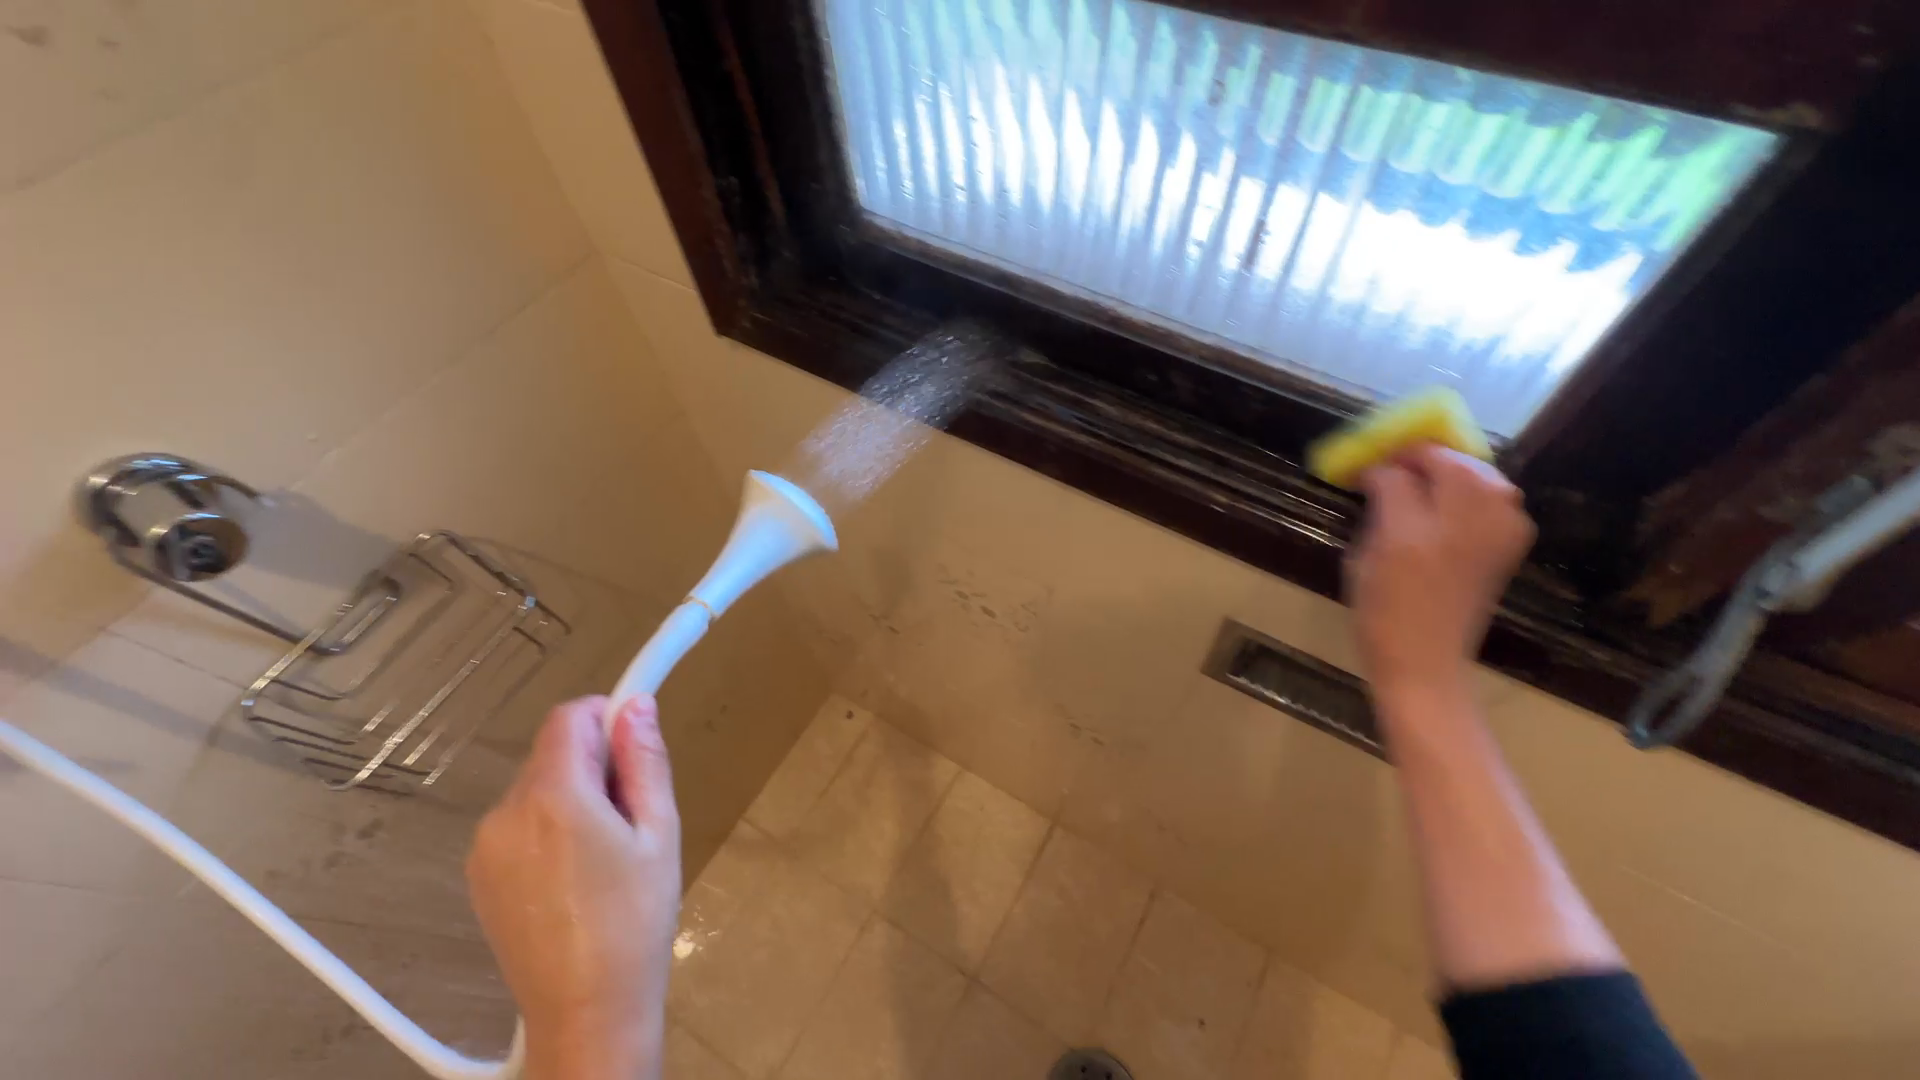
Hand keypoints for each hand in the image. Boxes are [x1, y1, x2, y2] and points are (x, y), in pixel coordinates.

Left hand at [467, 696, 680, 1079]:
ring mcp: (484, 847)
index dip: (607, 718)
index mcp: (554, 796)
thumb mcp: (659, 832)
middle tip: (632, 815)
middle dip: (595, 763)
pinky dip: (548, 826)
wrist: (587, 1012)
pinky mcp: (478, 876)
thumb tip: (635, 703)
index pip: (569, 717)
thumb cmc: (638, 918)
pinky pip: (519, 823)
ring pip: (536, 787)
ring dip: (572, 795)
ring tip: (606, 853)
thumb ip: (645, 761)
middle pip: (552, 752)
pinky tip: (575, 876)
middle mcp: (506, 812)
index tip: (638, 753)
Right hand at [1345, 444, 1533, 694]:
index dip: (1380, 467)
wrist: (1424, 662)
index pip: (1399, 474)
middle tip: (1399, 467)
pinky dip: (1482, 492)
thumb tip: (1381, 478)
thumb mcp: (1363, 559)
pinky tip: (1458, 505)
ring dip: (1457, 470)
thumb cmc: (1380, 614)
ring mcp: (1495, 537)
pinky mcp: (1509, 548)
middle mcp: (1462, 527)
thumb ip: (1378, 511)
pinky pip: (1500, 501)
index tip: (1363, 471)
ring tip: (1429, 482)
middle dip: (1425, 458)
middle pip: (1453, 464)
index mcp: (1415, 532)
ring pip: (1483, 478)